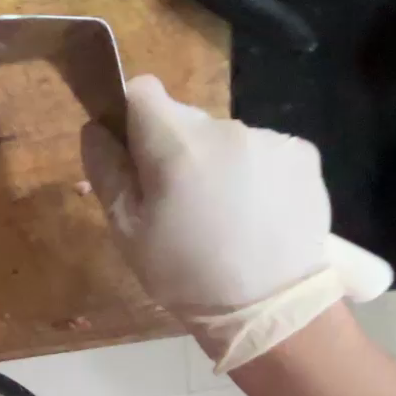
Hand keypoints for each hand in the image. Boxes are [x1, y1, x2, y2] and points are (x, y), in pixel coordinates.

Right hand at [82, 75, 392, 372]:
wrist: (266, 303)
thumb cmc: (181, 272)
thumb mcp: (126, 231)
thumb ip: (107, 173)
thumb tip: (94, 129)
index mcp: (176, 145)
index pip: (142, 92)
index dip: (127, 115)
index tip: (127, 152)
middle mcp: (225, 127)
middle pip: (182, 120)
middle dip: (168, 150)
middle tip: (169, 204)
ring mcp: (269, 138)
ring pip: (220, 139)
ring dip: (208, 164)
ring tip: (212, 216)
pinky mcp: (302, 153)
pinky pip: (257, 152)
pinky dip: (245, 174)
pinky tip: (246, 214)